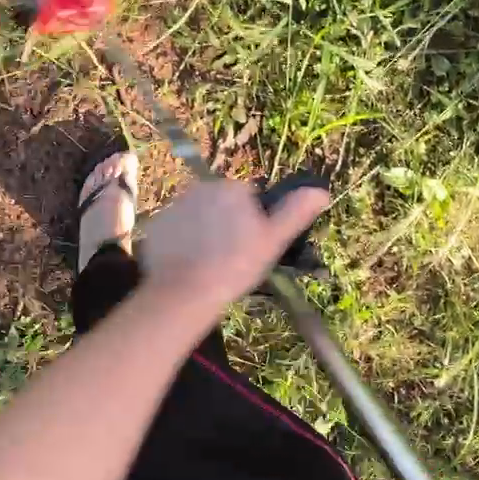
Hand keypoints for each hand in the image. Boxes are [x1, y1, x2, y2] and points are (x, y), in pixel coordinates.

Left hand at [137, 179, 331, 309]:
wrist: (187, 291)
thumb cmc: (236, 266)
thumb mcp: (273, 241)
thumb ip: (295, 213)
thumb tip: (322, 191)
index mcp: (230, 188)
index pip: (246, 197)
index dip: (251, 222)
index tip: (249, 246)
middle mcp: (199, 188)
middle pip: (219, 204)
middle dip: (225, 223)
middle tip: (230, 256)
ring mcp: (174, 205)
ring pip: (197, 216)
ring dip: (203, 231)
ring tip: (208, 262)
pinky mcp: (156, 224)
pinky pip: (175, 229)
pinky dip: (181, 241)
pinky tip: (187, 263)